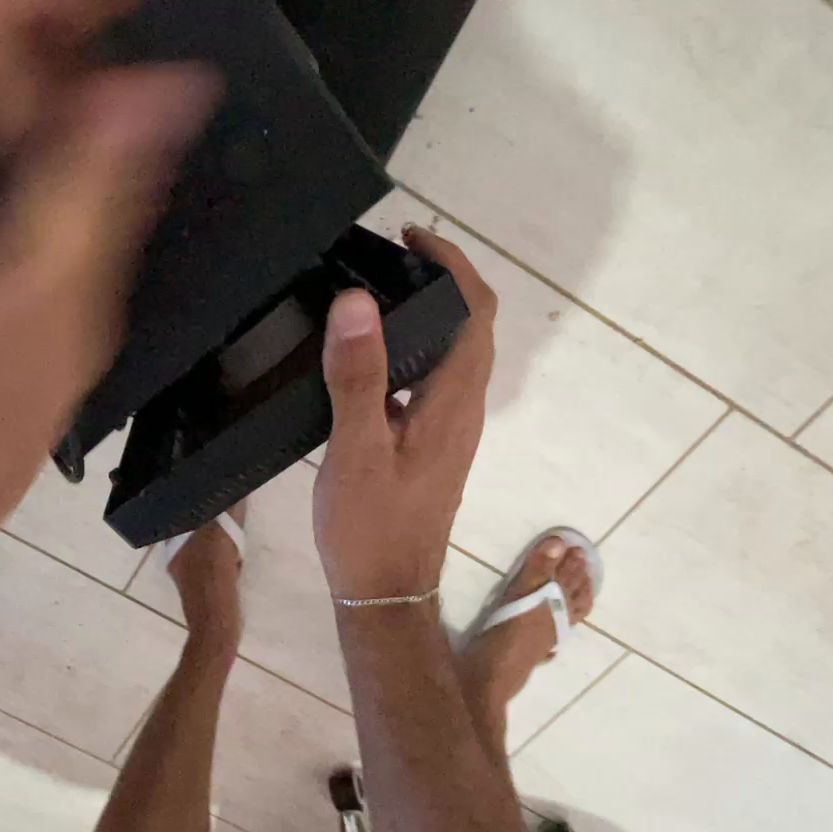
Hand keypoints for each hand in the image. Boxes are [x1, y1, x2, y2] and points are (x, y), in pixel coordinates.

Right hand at [313, 227, 497, 600]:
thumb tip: (359, 300)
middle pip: (472, 327)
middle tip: (387, 261)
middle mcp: (463, 411)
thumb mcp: (356, 451)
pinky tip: (367, 363)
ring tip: (373, 300)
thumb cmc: (371, 528)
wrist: (386, 593)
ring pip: (453, 355)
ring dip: (428, 316)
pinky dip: (413, 353)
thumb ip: (357, 377)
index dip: (453, 264)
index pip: (476, 311)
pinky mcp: (432, 448)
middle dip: (441, 281)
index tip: (410, 236)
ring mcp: (450, 432)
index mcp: (453, 403)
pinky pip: (432, 383)